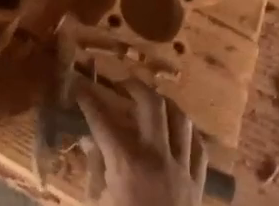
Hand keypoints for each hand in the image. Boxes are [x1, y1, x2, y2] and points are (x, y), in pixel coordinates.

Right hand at [75, 79, 210, 205]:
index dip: (88, 99)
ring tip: (152, 101)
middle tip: (122, 84)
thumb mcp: (101, 201)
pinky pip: (198, 148)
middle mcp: (156, 157)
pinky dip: (188, 134)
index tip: (79, 86)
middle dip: (134, 86)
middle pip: (151, 105)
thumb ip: (96, 168)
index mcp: (125, 163)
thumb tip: (90, 141)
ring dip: (165, 104)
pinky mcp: (198, 183)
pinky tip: (179, 132)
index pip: (101, 119)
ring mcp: (181, 168)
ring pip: (180, 120)